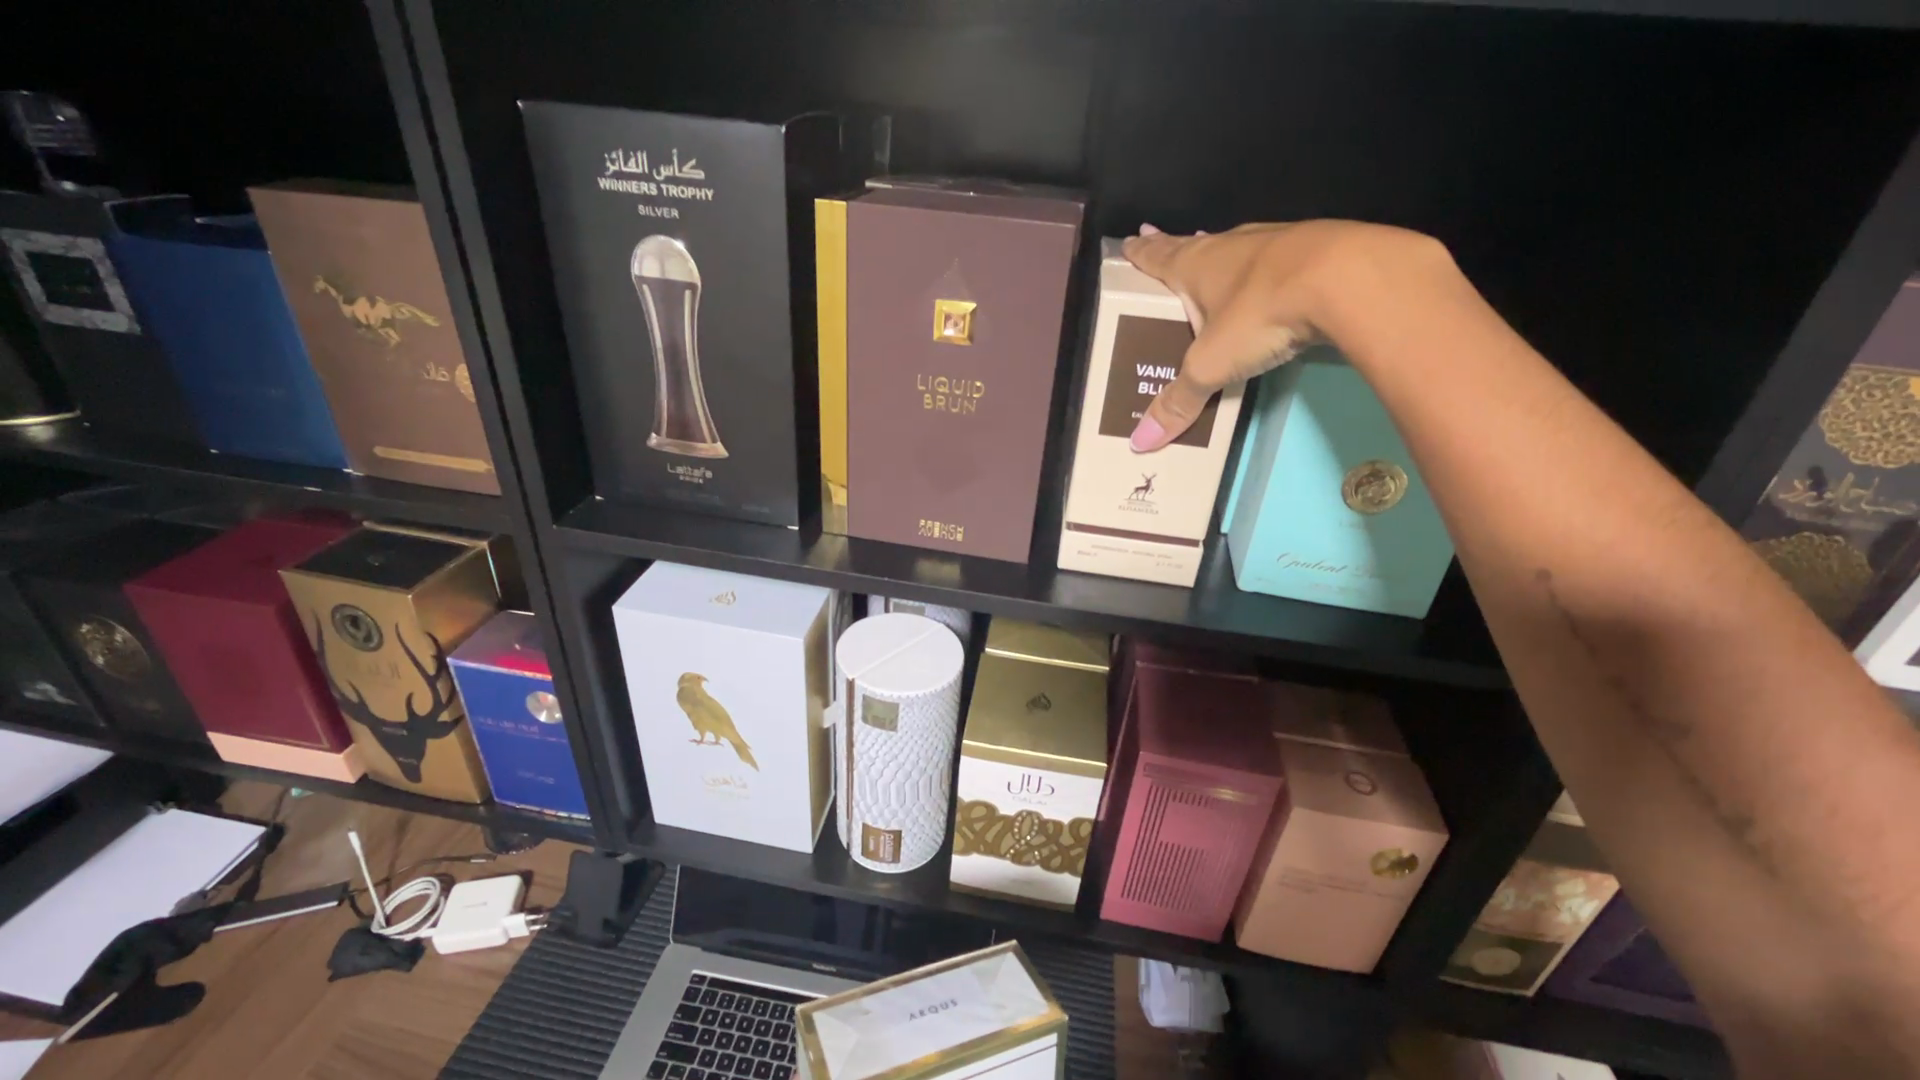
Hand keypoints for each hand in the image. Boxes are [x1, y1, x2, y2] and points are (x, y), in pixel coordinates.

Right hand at [1121, 220, 1445, 450]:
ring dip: (1221, 257)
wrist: (1346, 279)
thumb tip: (1140, 442)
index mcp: (1194, 265)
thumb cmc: (1259, 313)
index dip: (1139, 254)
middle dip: (1175, 249)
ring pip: (1236, 248)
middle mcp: (1229, 245)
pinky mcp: (1314, 250)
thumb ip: (1179, 401)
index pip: (1156, 257)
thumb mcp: (1211, 365)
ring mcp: (1274, 243)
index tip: (1128, 243)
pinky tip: (1269, 276)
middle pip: (1193, 246)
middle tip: (1160, 246)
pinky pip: (1275, 259)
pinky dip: (1263, 268)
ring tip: (1211, 263)